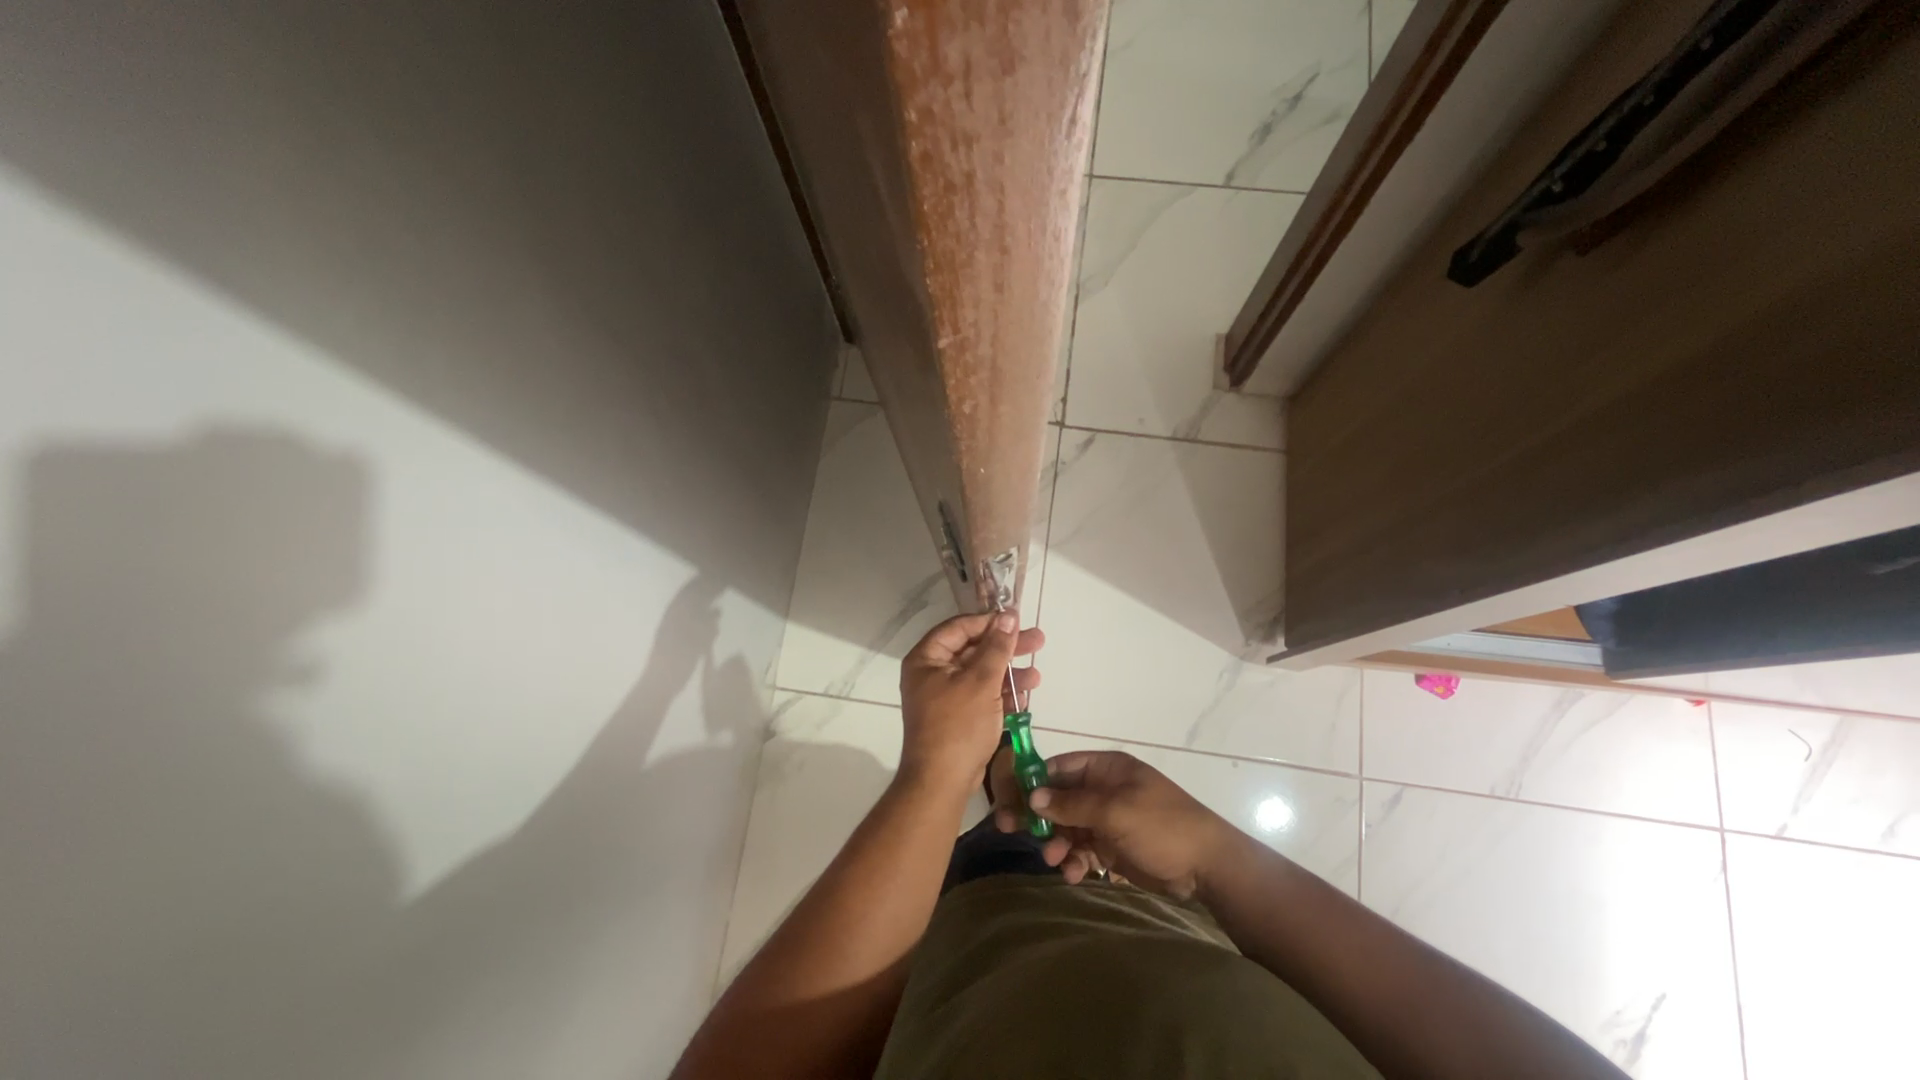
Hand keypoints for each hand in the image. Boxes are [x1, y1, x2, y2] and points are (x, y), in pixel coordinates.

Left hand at [898, 612, 1043, 789]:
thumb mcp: (981, 682)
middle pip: (973, 650)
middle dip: (1006, 647)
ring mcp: (945, 696)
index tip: (1017, 621)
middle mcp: (932, 673)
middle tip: (1038, 641)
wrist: (942, 781)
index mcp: (927, 659)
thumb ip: (997, 647)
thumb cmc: (958, 725)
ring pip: (981, 674)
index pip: (959, 628)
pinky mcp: (958, 716)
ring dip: (1009, 673)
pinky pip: (981, 695)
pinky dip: (1001, 694)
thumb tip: (1009, 616)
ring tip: (1037, 675)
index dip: (989, 622)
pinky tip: (1025, 695)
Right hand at [1016, 750, 1240, 899]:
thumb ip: (1072, 804)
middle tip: (1011, 830)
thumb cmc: (1162, 826)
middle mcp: (1104, 790)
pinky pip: (1083, 849)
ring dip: (1057, 842)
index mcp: (1106, 769)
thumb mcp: (1115, 811)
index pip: (1059, 767)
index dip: (1032, 782)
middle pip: (1059, 798)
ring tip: (1055, 859)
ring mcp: (1109, 819)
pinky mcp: (1113, 846)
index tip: (1008, 800)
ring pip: (1067, 826)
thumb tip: (1033, 797)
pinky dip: (1074, 860)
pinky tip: (1074, 874)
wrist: (1207, 867)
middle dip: (1039, 816)